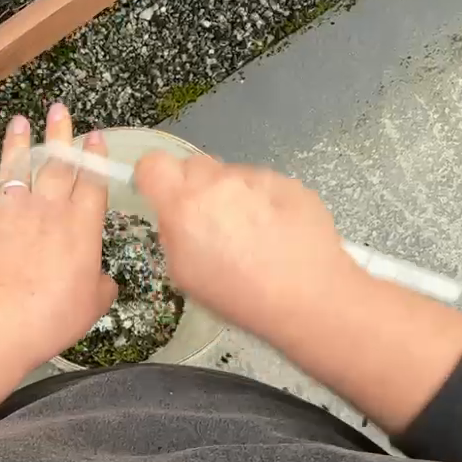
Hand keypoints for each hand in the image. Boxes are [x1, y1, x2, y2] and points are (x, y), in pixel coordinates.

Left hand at [0, 104, 112, 458]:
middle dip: (60, 134)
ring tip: (19, 121)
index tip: (95, 135)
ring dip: (16, 144)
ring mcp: (8, 216)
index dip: (95, 157)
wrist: (2, 322)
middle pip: (57, 165)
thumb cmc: (55, 315)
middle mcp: (46, 211)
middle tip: (59, 109)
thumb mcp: (94, 304)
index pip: (92, 183)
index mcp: (80, 226)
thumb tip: (102, 280)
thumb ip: (100, 286)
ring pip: (14, 171)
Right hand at [134, 153, 357, 344]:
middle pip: (193, 166)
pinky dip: (263, 203)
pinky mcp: (289, 184)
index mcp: (184, 205)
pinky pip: (263, 185)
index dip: (153, 179)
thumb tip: (176, 218)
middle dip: (194, 188)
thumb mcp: (184, 275)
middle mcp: (219, 183)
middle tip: (207, 224)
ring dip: (231, 196)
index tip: (161, 197)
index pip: (152, 164)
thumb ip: (173, 235)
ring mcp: (258, 179)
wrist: (308, 297)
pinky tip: (275, 234)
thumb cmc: (238, 295)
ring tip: (250, 236)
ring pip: (231, 176)